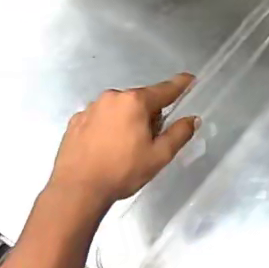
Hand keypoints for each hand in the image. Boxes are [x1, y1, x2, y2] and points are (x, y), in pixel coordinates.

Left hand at [48, 73, 198, 208]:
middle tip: (150, 142)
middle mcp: (112, 98)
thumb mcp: (159, 156)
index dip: (180, 85)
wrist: (78, 188)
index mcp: (135, 102)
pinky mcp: (76, 121)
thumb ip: (179, 134)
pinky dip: (108, 128)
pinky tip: (106, 148)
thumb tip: (192, 119)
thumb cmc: (123, 171)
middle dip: (149, 115)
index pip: (164, 90)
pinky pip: (100, 119)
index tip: (190, 80)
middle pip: (140, 101)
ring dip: (127, 121)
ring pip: (119, 109)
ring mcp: (90, 108)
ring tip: (126, 149)